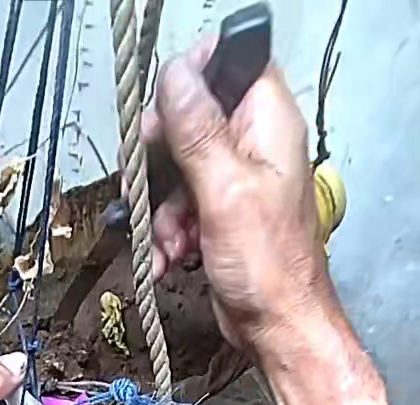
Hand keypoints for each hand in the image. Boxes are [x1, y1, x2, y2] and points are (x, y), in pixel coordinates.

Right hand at [145, 41, 336, 350]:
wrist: (273, 325)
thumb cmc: (268, 267)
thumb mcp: (226, 192)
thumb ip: (198, 133)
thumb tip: (176, 77)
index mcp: (267, 122)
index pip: (228, 63)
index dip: (188, 81)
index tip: (162, 117)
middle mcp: (251, 146)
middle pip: (189, 123)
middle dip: (160, 163)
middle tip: (146, 187)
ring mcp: (232, 183)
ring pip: (176, 174)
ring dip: (161, 213)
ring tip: (169, 244)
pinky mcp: (216, 217)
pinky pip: (178, 211)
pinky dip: (167, 236)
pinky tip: (168, 259)